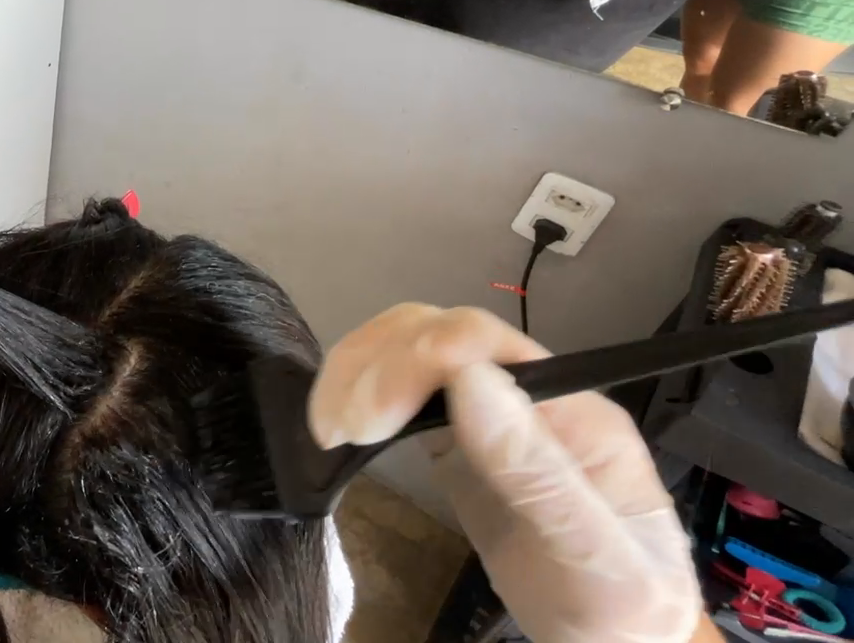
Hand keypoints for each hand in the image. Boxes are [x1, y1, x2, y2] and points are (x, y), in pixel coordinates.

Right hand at [309, 304, 702, 642]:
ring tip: (329, 428)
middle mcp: (520, 390)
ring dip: (351, 374)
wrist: (608, 639)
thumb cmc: (613, 609)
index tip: (370, 419)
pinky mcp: (445, 427)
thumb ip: (537, 468)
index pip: (480, 342)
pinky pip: (389, 382)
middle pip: (428, 331)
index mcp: (570, 408)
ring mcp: (479, 405)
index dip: (413, 362)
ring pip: (398, 346)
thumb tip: (468, 377)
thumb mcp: (597, 559)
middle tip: (342, 430)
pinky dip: (350, 390)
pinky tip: (335, 424)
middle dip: (373, 368)